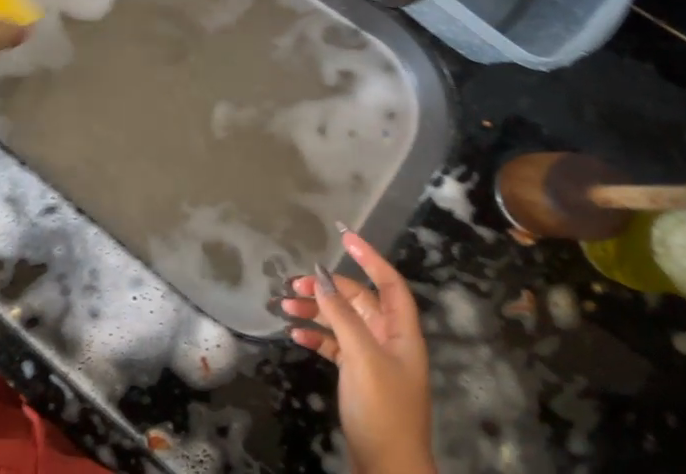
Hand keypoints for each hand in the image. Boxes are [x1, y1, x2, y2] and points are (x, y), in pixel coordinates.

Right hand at [283, 227, 434, 473]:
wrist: (388, 467)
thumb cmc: (382, 409)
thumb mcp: (362, 358)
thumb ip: (342, 316)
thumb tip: (322, 278)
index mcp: (401, 333)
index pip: (389, 283)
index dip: (370, 257)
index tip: (344, 235)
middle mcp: (389, 341)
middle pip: (359, 301)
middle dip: (327, 288)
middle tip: (293, 284)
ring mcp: (373, 359)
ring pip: (342, 322)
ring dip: (315, 311)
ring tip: (284, 306)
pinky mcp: (357, 377)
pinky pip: (334, 345)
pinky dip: (316, 336)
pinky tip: (295, 334)